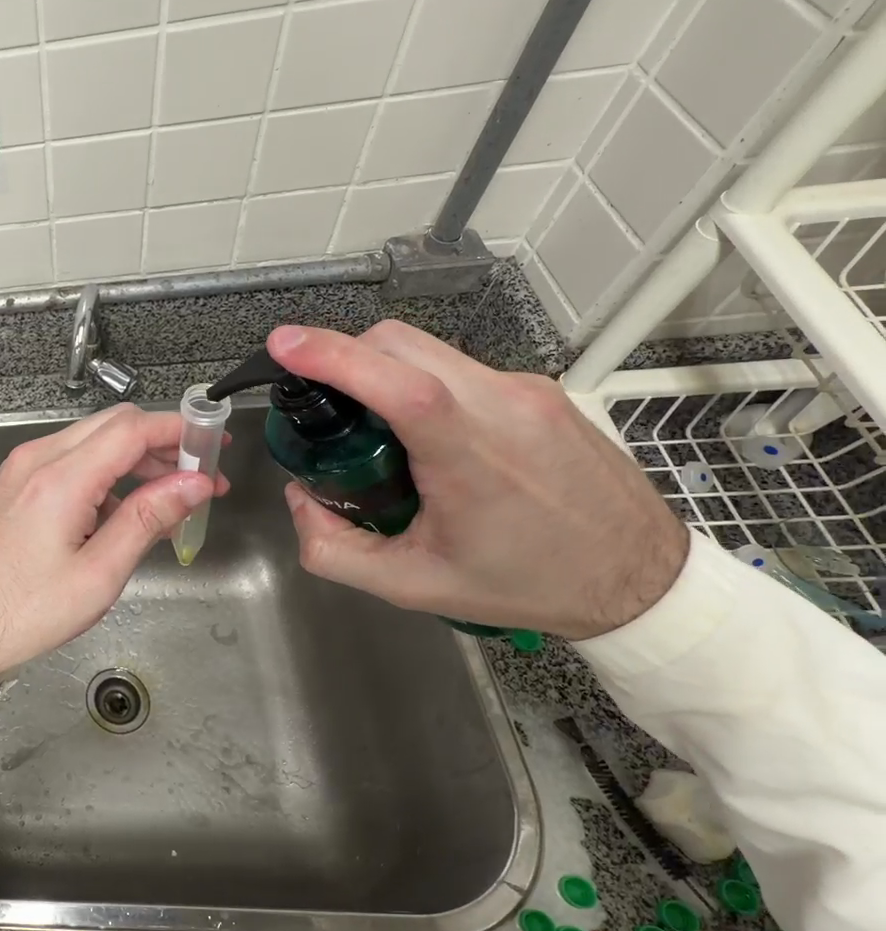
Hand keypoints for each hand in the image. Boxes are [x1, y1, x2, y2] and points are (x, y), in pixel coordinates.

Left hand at [0, 404, 223, 680]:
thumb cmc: (27, 612)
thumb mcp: (99, 574)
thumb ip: (148, 520)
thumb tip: (195, 483)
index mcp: (58, 479)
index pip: (131, 429)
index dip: (180, 430)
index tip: (216, 444)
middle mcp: (36, 460)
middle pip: (113, 425)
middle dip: (163, 443)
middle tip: (201, 476)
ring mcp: (21, 468)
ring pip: (92, 440)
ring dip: (136, 459)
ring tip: (173, 500)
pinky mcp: (15, 483)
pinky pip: (70, 460)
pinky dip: (106, 474)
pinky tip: (128, 511)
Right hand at [270, 321, 688, 639]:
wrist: (645, 580)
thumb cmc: (526, 584)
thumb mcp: (413, 586)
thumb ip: (334, 550)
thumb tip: (299, 497)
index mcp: (472, 455)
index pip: (398, 382)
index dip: (334, 355)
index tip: (284, 344)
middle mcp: (503, 405)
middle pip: (399, 344)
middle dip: (342, 354)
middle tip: (318, 395)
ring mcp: (527, 390)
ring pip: (427, 349)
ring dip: (380, 368)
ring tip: (372, 422)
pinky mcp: (541, 389)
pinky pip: (459, 367)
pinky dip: (421, 381)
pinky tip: (426, 431)